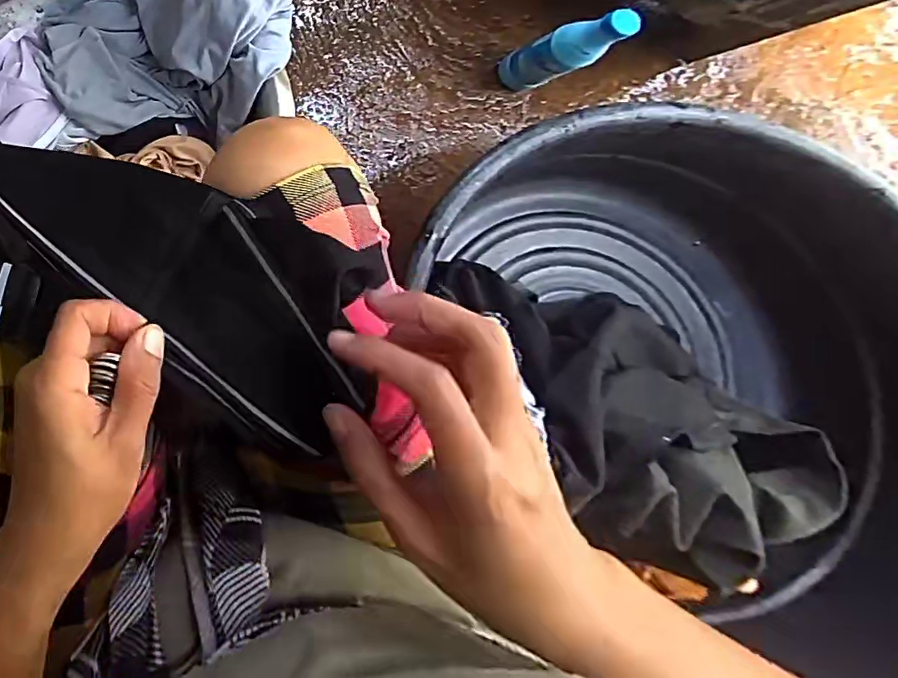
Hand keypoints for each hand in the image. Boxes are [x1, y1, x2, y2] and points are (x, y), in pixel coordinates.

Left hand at [0, 300, 164, 585]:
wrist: (42, 547)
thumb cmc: (85, 499)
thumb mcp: (124, 440)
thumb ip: (138, 382)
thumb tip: (152, 332)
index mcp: (52, 380)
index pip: (75, 314)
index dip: (113, 312)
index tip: (146, 337)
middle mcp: (35, 375)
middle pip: (77, 329)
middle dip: (118, 335)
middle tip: (150, 368)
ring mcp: (33, 389)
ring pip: (76, 348)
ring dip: (111, 356)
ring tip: (139, 388)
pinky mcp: (38, 403)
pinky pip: (71, 368)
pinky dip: (99, 372)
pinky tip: (119, 402)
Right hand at [325, 292, 793, 677]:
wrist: (564, 595)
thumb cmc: (485, 574)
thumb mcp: (413, 535)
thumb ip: (370, 469)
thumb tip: (334, 410)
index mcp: (480, 471)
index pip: (434, 386)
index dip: (381, 354)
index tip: (340, 342)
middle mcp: (509, 430)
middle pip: (482, 339)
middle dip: (424, 307)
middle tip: (374, 302)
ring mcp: (523, 417)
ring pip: (488, 338)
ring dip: (434, 316)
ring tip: (384, 322)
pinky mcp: (521, 411)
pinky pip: (485, 356)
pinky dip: (444, 335)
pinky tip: (410, 347)